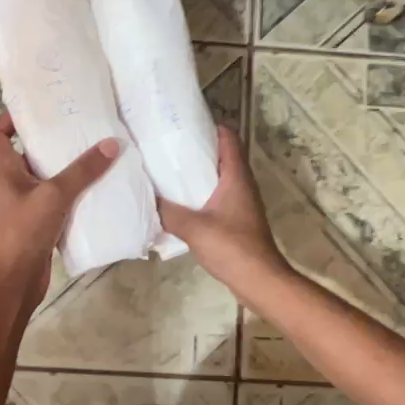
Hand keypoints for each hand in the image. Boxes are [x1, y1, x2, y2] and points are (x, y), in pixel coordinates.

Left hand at [0, 111, 120, 312]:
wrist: (15, 281)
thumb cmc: (24, 231)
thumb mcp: (55, 195)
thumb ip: (83, 170)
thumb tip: (112, 144)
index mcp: (7, 171)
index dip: (8, 119)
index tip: (34, 109)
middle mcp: (15, 185)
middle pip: (29, 154)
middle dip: (52, 142)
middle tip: (79, 128)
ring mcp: (28, 207)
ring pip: (49, 180)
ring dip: (68, 170)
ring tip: (97, 154)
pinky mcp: (43, 225)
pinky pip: (61, 203)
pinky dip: (77, 196)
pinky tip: (100, 191)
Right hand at [158, 127, 290, 292]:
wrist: (258, 281)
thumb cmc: (232, 248)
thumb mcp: (193, 228)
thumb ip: (167, 212)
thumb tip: (146, 198)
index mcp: (236, 177)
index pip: (229, 138)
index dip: (209, 126)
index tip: (183, 123)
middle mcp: (242, 185)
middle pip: (221, 156)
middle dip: (196, 149)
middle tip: (166, 146)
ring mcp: (241, 203)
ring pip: (217, 178)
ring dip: (196, 174)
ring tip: (167, 171)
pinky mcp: (236, 220)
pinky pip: (215, 198)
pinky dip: (199, 195)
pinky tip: (178, 202)